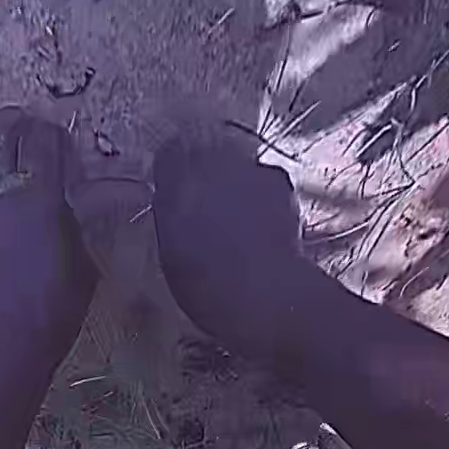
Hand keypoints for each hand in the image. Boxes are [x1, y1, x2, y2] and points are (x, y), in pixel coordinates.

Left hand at [0, 109, 94, 378]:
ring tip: (2, 177)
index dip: (52, 134)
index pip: (42, 137)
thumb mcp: (84, 268)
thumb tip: (63, 204)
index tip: (59, 144)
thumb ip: (73, 225)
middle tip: (26, 136)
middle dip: (15, 127)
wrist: (3, 352)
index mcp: (38, 198)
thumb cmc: (54, 315)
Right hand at [151, 140, 346, 360]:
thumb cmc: (205, 286)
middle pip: (204, 154)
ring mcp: (252, 171)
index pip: (169, 155)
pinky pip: (259, 183)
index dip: (169, 174)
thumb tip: (171, 199)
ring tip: (229, 224)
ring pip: (233, 168)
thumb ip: (169, 217)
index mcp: (178, 183)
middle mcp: (216, 164)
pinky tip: (255, 230)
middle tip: (197, 210)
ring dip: (229, 187)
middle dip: (200, 175)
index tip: (168, 196)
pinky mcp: (280, 184)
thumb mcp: (169, 256)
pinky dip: (255, 199)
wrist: (264, 294)